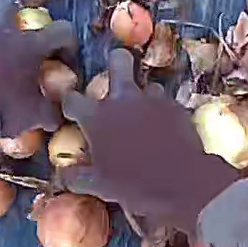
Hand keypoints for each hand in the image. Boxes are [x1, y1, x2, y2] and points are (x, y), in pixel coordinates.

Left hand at [0, 0, 76, 135]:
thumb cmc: (5, 110)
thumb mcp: (38, 115)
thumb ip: (53, 109)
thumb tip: (59, 112)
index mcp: (29, 45)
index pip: (62, 30)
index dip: (69, 44)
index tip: (66, 62)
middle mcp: (0, 35)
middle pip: (7, 5)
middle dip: (16, 14)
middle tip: (23, 37)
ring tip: (1, 72)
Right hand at [61, 49, 240, 234]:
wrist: (182, 184)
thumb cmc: (133, 185)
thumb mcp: (99, 186)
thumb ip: (77, 176)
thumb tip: (65, 173)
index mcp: (97, 116)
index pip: (72, 98)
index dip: (71, 104)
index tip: (75, 113)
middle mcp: (125, 100)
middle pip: (119, 60)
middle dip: (117, 62)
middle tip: (116, 76)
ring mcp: (155, 100)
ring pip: (148, 85)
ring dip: (145, 97)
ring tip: (146, 116)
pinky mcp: (178, 108)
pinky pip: (167, 103)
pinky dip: (164, 112)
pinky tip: (166, 129)